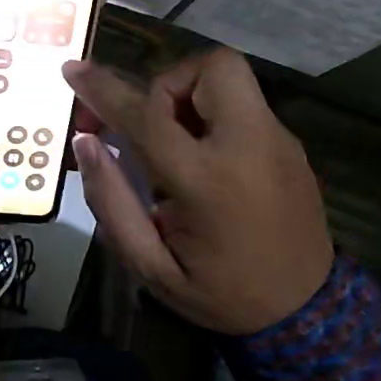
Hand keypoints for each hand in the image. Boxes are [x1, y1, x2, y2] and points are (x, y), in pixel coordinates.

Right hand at [63, 49, 332, 334]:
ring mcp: (278, 140)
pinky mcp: (290, 145)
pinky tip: (203, 161)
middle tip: (149, 126)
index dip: (103, 89)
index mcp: (208, 180)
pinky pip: (243, 105)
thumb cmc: (220, 292)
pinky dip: (211, 115)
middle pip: (212, 67)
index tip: (73, 70)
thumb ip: (111, 202)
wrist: (308, 313)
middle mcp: (250, 146)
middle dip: (167, 82)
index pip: (146, 116)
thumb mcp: (151, 266)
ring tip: (174, 147)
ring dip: (189, 98)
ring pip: (229, 79)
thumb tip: (86, 142)